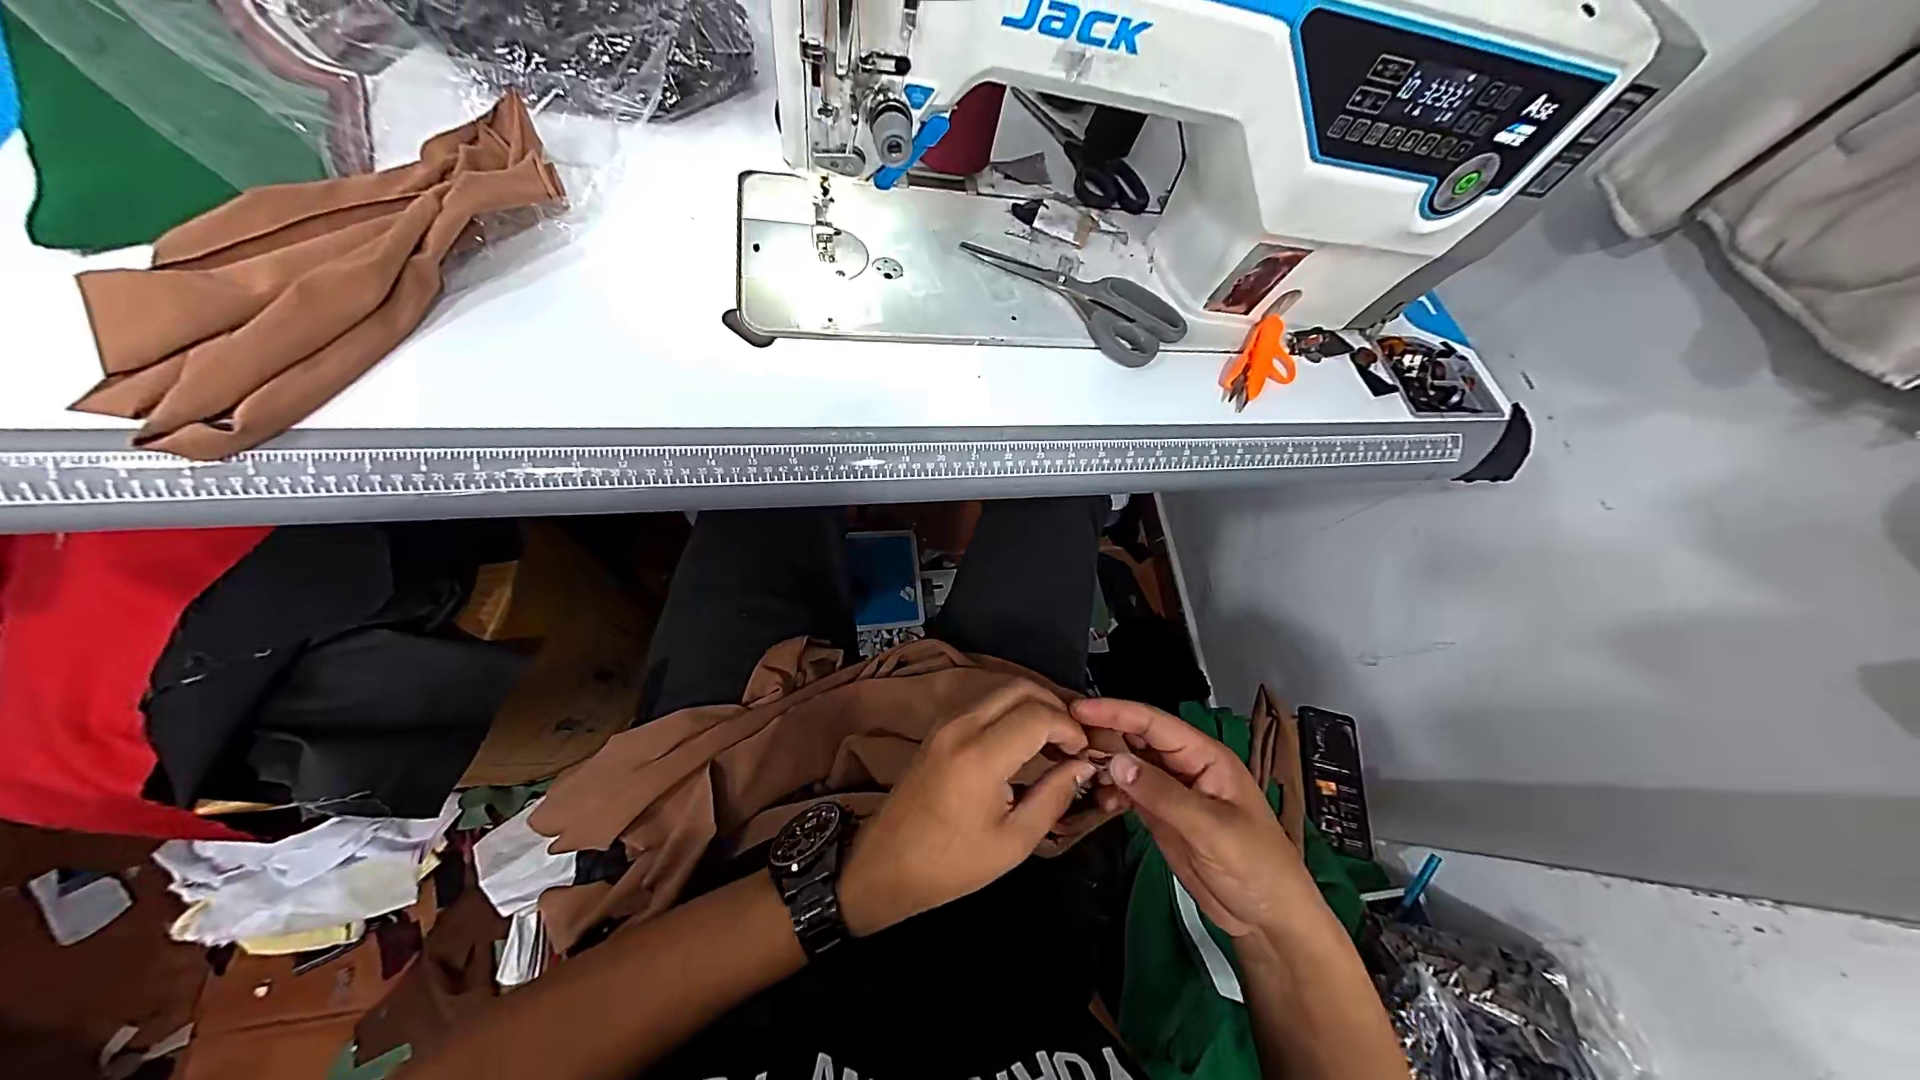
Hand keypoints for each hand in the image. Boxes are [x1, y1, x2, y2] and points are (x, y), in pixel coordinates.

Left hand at [837, 682, 1096, 936]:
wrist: (883, 865)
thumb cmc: (948, 865)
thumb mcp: (1012, 842)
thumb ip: (1054, 797)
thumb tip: (1082, 766)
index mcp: (980, 756)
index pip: (1038, 715)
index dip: (1070, 728)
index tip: (1085, 751)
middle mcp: (961, 727)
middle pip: (1021, 689)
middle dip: (1055, 708)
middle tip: (1073, 741)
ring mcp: (946, 723)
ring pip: (1002, 691)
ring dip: (1033, 706)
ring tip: (1054, 742)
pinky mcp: (939, 728)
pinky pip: (984, 703)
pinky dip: (1011, 711)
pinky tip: (1025, 740)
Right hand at [1073, 697, 1320, 939]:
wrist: (1268, 920)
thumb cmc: (1258, 868)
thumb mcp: (1211, 829)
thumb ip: (1162, 794)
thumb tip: (1116, 762)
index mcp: (1205, 756)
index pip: (1154, 723)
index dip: (1116, 712)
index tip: (1081, 710)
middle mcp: (1185, 766)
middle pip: (1137, 738)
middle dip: (1104, 735)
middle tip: (1069, 740)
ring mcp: (1172, 791)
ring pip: (1129, 764)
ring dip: (1104, 765)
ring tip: (1079, 771)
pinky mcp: (1161, 815)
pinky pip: (1128, 792)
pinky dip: (1111, 793)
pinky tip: (1101, 802)